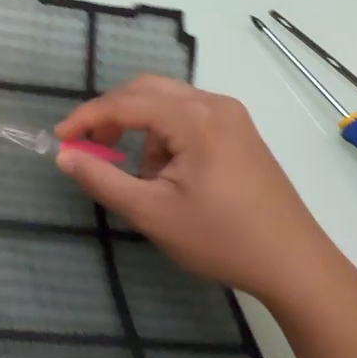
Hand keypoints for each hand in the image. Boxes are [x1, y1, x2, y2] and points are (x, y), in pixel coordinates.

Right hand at [55, 75, 341, 305]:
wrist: (296, 266)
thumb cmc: (221, 239)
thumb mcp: (151, 213)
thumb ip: (102, 179)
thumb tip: (66, 156)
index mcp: (194, 118)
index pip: (125, 102)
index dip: (86, 118)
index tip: (60, 140)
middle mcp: (213, 104)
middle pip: (146, 90)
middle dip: (112, 115)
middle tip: (90, 147)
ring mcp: (232, 116)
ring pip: (167, 102)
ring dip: (140, 126)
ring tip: (137, 173)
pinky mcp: (241, 132)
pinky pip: (188, 115)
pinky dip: (165, 133)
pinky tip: (167, 172)